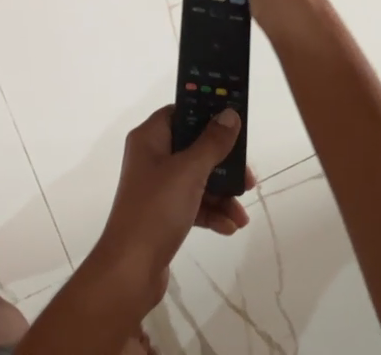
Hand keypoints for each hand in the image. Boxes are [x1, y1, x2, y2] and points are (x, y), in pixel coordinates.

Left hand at [89, 106, 252, 305]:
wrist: (132, 266)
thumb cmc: (157, 208)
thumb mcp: (189, 171)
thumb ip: (212, 143)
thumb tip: (229, 113)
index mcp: (149, 138)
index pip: (179, 113)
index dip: (205, 114)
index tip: (233, 123)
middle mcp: (150, 157)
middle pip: (193, 148)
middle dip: (222, 164)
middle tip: (248, 178)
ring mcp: (156, 186)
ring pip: (196, 179)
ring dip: (222, 194)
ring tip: (242, 214)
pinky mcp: (162, 213)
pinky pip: (192, 204)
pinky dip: (211, 213)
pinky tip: (229, 227)